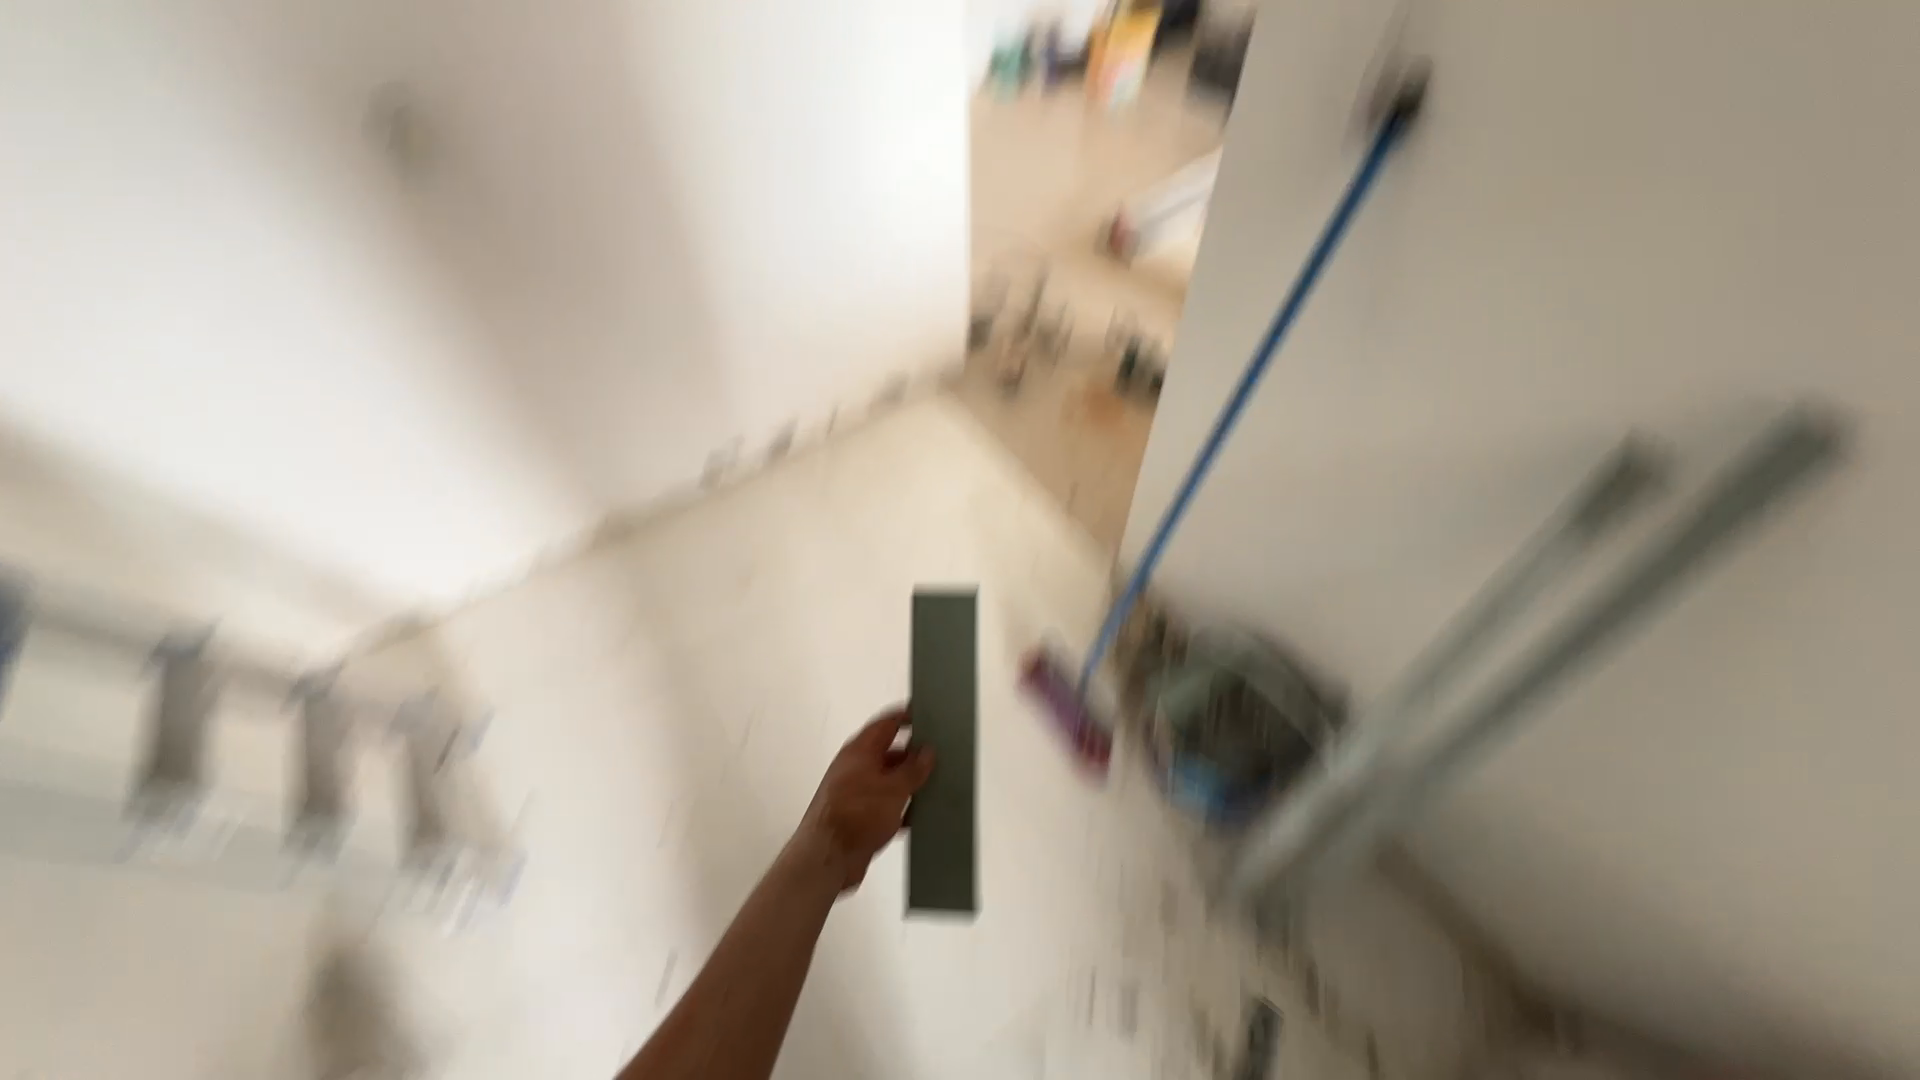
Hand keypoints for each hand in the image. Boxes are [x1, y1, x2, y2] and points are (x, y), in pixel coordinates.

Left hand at [791, 706, 933, 892]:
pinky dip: (900, 807)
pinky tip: (917, 816)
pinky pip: (884, 804)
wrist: (828, 857)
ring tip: (933, 786)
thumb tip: (927, 752)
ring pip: (888, 780)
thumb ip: (914, 769)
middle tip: (937, 757)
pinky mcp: (858, 816)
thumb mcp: (894, 788)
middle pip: (889, 752)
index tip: (926, 716)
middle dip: (913, 755)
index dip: (907, 717)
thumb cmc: (856, 815)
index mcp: (860, 750)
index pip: (887, 723)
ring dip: (908, 784)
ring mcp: (855, 792)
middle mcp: (855, 767)